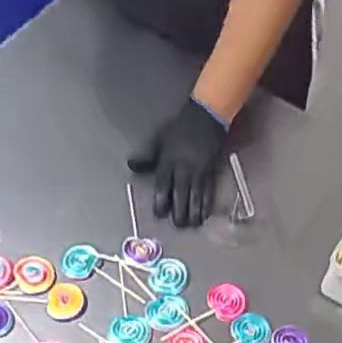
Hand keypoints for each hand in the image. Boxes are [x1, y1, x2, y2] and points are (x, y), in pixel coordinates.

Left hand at [127, 99, 227, 227]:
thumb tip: (131, 165)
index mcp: (168, 164)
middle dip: (179, 215)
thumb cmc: (180, 130)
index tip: (160, 214)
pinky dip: (206, 208)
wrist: (206, 117)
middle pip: (180, 199)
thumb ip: (147, 158)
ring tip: (191, 225)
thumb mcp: (160, 141)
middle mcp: (183, 171)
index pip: (162, 189)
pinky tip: (204, 217)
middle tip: (178, 224)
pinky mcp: (211, 175)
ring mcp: (198, 174)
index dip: (161, 204)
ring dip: (193, 216)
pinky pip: (208, 195)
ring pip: (195, 200)